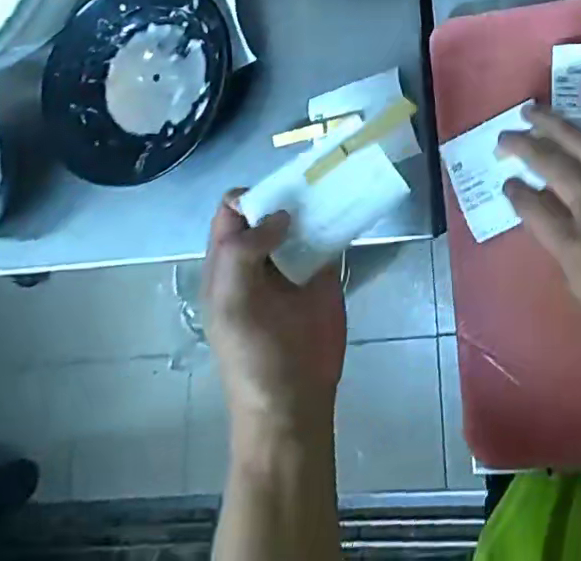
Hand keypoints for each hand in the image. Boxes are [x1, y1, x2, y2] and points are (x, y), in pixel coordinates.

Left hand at [204, 196, 345, 427]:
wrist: (294, 397)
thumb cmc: (253, 354)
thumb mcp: (232, 305)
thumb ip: (241, 254)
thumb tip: (280, 214)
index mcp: (228, 262)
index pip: (233, 211)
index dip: (252, 197)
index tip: (281, 196)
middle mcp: (261, 255)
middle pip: (271, 208)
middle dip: (289, 191)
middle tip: (316, 184)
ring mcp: (294, 263)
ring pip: (303, 218)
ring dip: (317, 203)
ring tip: (338, 188)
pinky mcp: (325, 272)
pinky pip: (331, 236)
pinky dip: (340, 220)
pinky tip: (352, 210)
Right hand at [496, 87, 580, 351]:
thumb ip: (564, 255)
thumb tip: (549, 223)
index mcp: (575, 245)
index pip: (531, 207)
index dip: (514, 192)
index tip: (508, 184)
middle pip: (547, 165)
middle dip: (520, 147)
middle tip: (503, 140)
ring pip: (578, 141)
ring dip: (549, 122)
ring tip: (529, 111)